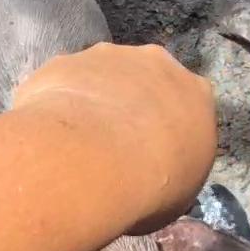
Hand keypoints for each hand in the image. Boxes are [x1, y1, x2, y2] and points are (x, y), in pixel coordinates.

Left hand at [13, 43, 215, 234]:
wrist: (94, 162)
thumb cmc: (151, 187)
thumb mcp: (181, 193)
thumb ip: (174, 170)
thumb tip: (155, 178)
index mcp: (197, 94)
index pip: (189, 106)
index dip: (170, 130)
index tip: (155, 154)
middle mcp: (157, 64)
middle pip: (148, 81)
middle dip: (134, 105)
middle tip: (116, 144)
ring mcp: (110, 57)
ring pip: (104, 75)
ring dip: (96, 100)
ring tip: (80, 142)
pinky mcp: (67, 61)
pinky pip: (64, 83)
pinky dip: (59, 103)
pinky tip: (53, 136)